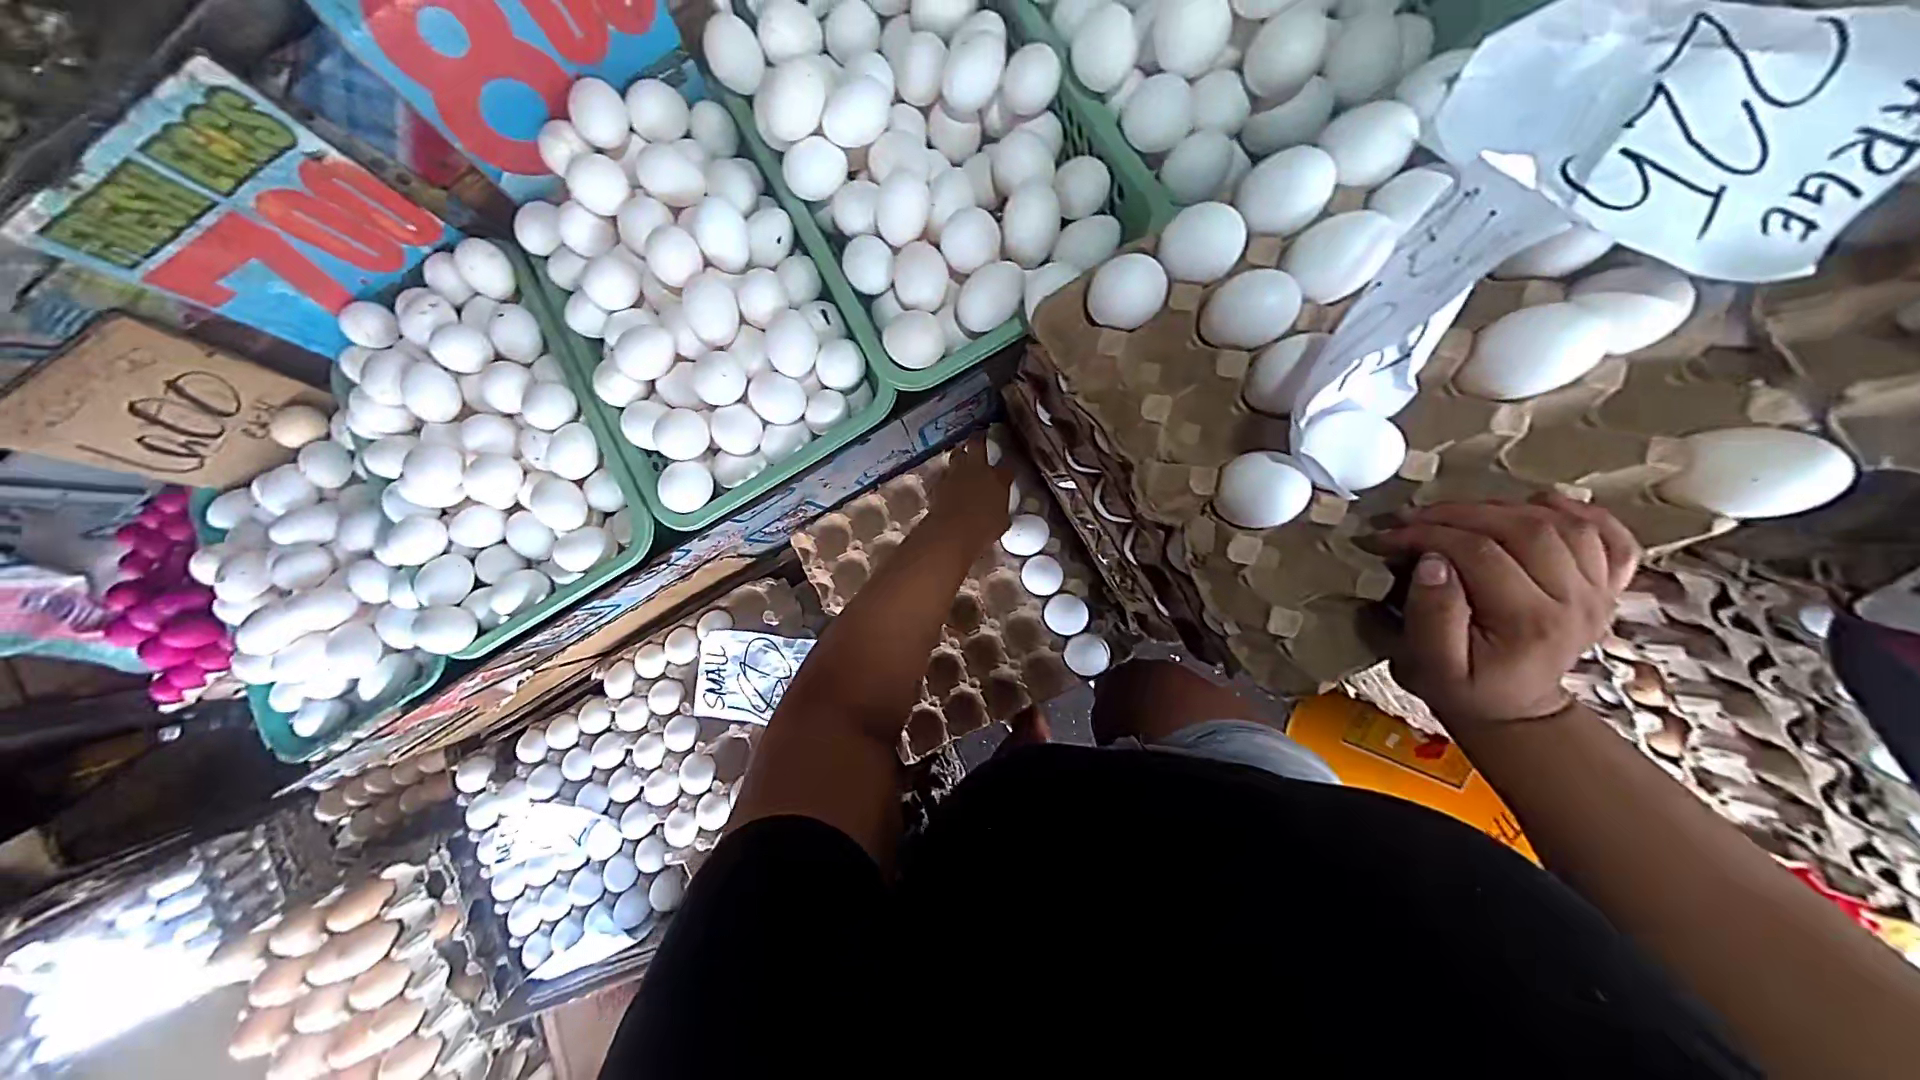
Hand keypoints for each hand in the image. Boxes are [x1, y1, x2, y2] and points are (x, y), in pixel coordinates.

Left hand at [928, 435, 1013, 544]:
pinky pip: (945, 472)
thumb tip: (1000, 512)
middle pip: (977, 444)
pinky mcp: (940, 482)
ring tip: (962, 454)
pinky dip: (948, 474)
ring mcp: (956, 473)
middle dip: (979, 438)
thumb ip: (1001, 511)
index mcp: (998, 478)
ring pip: (957, 453)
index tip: (1005, 475)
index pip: (1006, 469)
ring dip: (960, 453)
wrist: (952, 531)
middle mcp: (977, 469)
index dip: (1006, 472)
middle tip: (979, 435)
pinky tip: (948, 479)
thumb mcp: (1001, 522)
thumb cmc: (983, 530)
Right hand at [1372, 493, 1640, 728]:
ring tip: (1455, 514)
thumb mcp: (1430, 664)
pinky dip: (1577, 511)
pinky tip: (1539, 504)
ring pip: (1561, 523)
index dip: (1427, 535)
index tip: (1387, 536)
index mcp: (1530, 623)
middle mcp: (1575, 601)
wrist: (1513, 707)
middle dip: (1459, 514)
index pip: (1479, 554)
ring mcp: (1598, 591)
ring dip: (1502, 507)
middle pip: (1524, 529)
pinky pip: (1609, 535)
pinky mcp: (1606, 585)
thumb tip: (1432, 561)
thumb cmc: (1463, 687)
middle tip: (1413, 517)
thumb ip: (1430, 615)